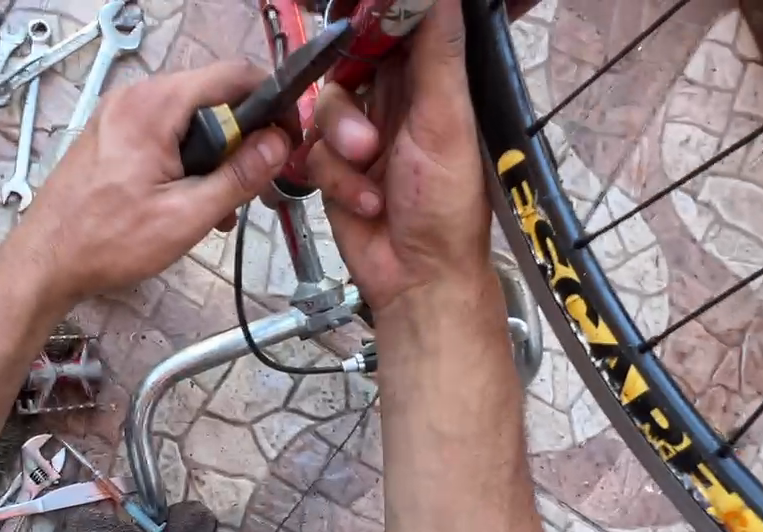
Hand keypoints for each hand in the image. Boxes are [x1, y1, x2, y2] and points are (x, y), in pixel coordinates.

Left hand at [0, 60, 291, 305]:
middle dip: (237, 144)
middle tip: (246, 190)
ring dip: (210, 163)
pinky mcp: (109, 141)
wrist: (45, 264)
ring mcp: (118, 119)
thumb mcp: (186, 216)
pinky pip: (160, 141)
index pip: (234, 76)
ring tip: (214, 211)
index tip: (283, 142)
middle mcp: (133, 100)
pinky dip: (181, 167)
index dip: (270, 107)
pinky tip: (184, 207)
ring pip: (186, 125)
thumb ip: (237, 177)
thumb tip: (277, 145)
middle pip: (211, 101)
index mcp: (155, 106)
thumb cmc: (103, 242)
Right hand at [307, 0, 494, 315]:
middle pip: (349, 66)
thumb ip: (436, 54)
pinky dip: (338, 181)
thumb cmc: (444, 204)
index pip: (395, 30)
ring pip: (327, 110)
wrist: (415, 276)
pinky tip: (365, 203)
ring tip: (368, 170)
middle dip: (351, 100)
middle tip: (367, 129)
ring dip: (343, 144)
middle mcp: (393, 103)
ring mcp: (360, 138)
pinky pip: (316, 156)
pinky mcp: (334, 173)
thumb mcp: (446, 121)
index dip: (372, 24)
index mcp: (430, 82)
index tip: (353, 25)